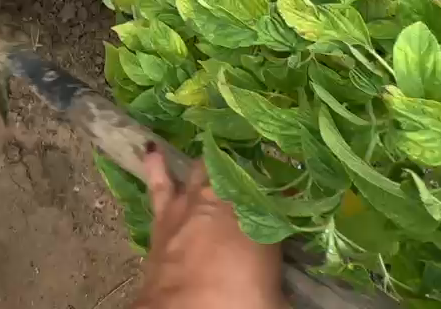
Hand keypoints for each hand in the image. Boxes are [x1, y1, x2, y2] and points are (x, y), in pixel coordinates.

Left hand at [130, 144, 284, 308]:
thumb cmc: (241, 305)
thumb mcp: (276, 297)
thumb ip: (276, 275)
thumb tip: (272, 272)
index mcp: (259, 220)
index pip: (275, 199)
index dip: (282, 196)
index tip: (288, 195)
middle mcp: (226, 202)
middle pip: (237, 176)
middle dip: (246, 176)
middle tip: (254, 180)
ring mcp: (192, 202)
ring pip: (202, 170)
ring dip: (210, 167)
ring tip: (217, 158)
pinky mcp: (164, 211)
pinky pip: (159, 180)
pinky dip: (156, 164)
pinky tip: (153, 148)